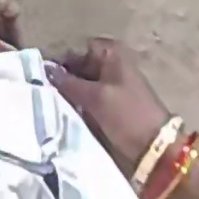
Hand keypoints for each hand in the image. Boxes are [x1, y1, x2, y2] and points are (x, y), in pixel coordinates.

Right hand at [49, 38, 172, 170]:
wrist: (155, 148)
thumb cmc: (126, 113)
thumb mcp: (95, 97)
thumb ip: (70, 83)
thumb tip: (46, 69)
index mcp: (111, 53)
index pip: (79, 49)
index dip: (62, 60)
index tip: (43, 74)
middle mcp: (112, 64)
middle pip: (81, 67)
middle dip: (65, 78)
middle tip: (44, 91)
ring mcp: (114, 85)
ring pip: (84, 84)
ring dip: (71, 94)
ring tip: (52, 103)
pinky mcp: (114, 105)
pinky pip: (91, 99)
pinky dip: (80, 105)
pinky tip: (67, 113)